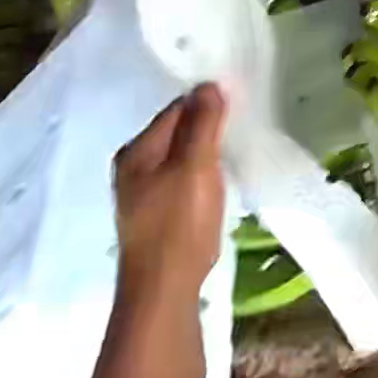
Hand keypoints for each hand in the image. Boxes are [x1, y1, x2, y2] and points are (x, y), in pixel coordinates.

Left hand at [113, 83, 227, 303]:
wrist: (164, 292)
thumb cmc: (179, 224)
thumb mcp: (195, 166)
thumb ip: (203, 124)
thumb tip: (210, 84)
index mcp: (137, 150)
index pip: (176, 109)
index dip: (207, 103)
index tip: (239, 104)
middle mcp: (134, 167)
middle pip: (177, 131)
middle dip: (208, 126)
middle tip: (242, 126)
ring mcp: (145, 193)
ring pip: (182, 156)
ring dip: (207, 150)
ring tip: (235, 150)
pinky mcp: (159, 214)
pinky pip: (184, 178)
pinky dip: (203, 173)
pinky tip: (220, 180)